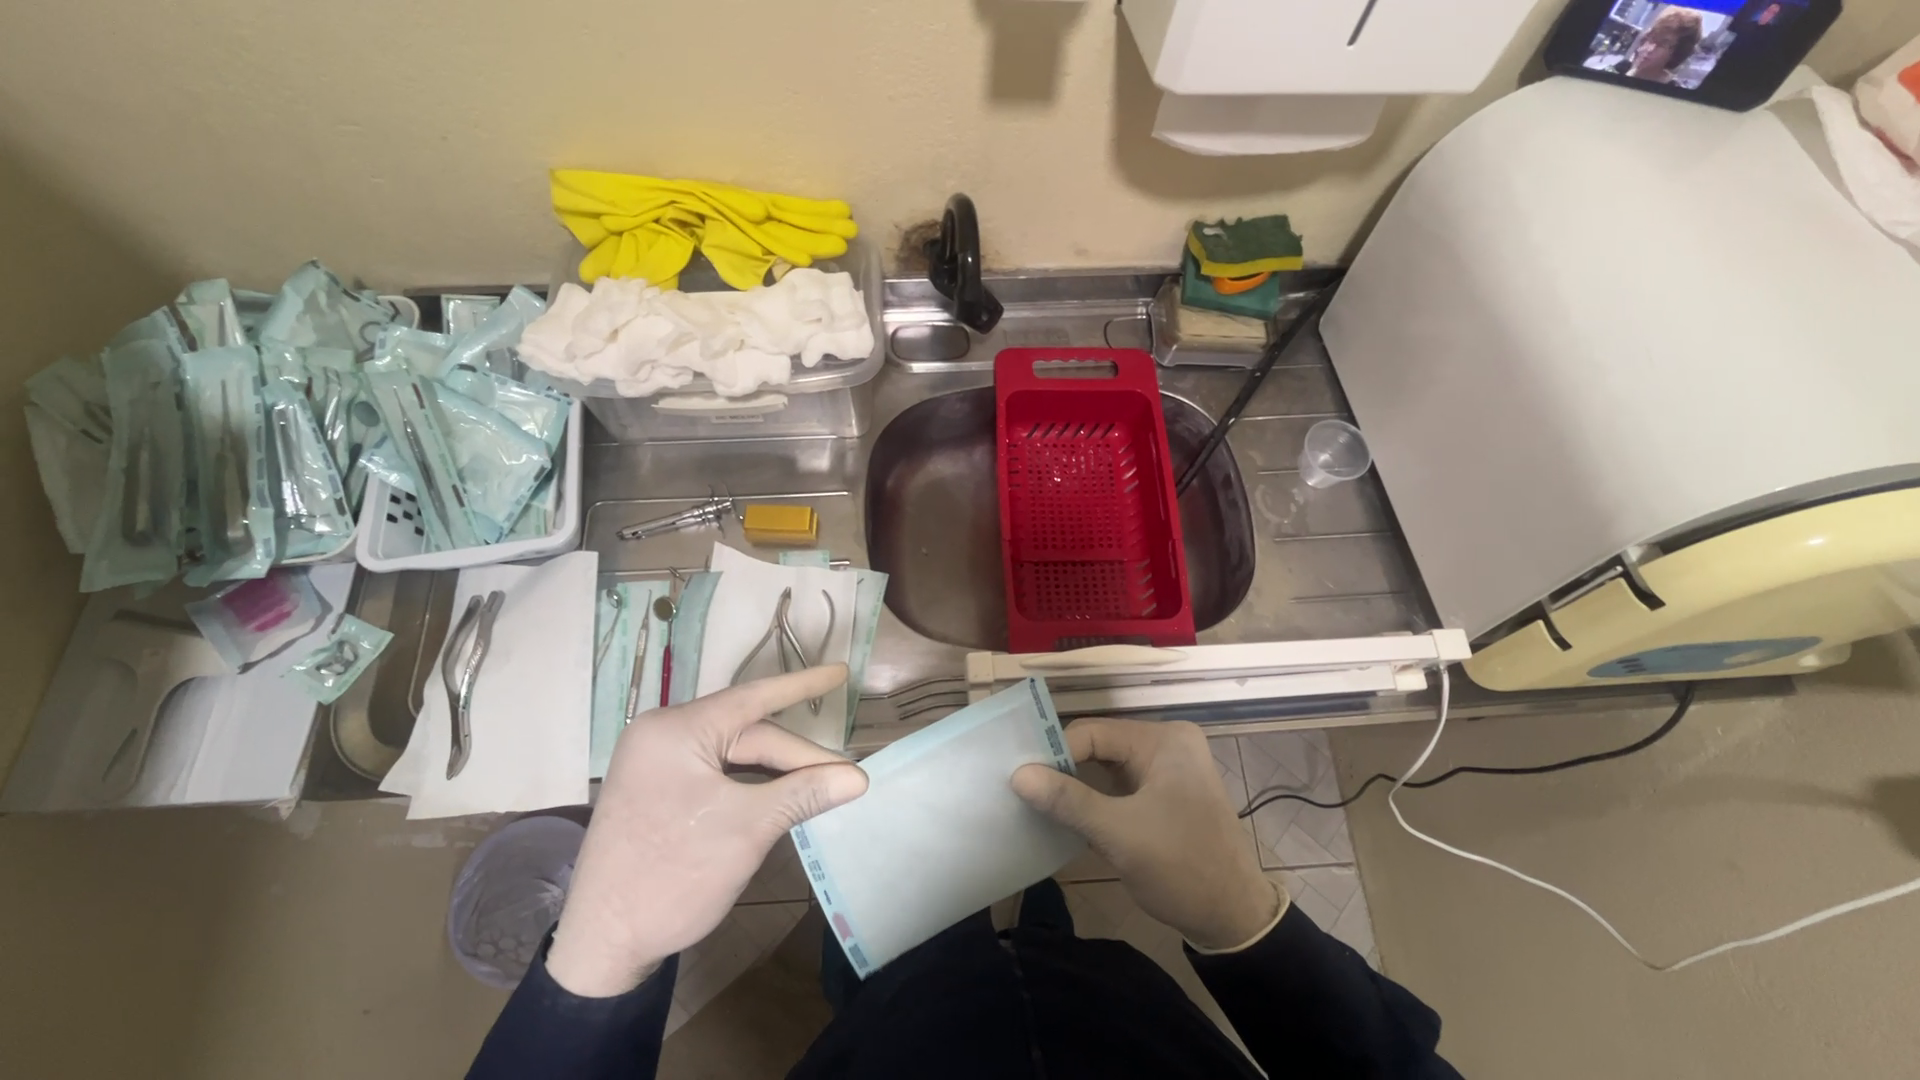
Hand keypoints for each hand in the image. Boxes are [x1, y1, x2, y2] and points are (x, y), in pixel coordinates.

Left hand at [547, 665, 866, 995]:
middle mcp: (661, 734)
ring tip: (822, 781)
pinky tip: (781, 794)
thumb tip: (858, 777)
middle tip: (846, 777)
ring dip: (776, 770)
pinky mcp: (656, 789)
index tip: (841, 672)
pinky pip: (715, 772)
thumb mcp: (747, 830)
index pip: (753, 698)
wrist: (603, 944)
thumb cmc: (674, 877)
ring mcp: (655, 763)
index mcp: (675, 730)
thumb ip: (803, 793)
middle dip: (796, 756)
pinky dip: (751, 783)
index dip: (803, 685)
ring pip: (732, 755)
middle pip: (746, 733)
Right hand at [1011, 719, 1282, 951]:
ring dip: (1075, 785)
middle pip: (1098, 746)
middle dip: (1063, 768)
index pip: (1093, 733)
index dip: (1055, 754)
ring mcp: (1168, 770)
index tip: (1019, 780)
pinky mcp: (1164, 795)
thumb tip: (1018, 775)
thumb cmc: (1181, 868)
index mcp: (1164, 741)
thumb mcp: (1119, 834)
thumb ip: (1068, 801)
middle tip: (1021, 790)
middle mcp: (1167, 744)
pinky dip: (1093, 799)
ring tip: (1035, 801)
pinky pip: (1118, 786)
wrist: (1234, 920)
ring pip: (1105, 767)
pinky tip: (1065, 815)